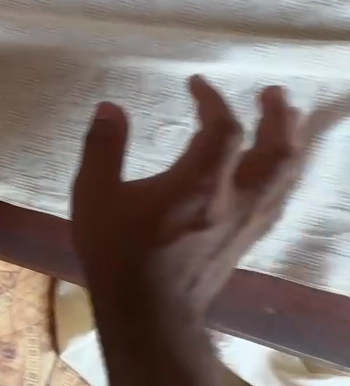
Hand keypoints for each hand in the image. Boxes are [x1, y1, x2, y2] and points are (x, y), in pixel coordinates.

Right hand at [71, 75, 308, 323]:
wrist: (148, 303)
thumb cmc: (114, 244)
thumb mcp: (93, 192)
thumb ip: (103, 147)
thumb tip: (111, 107)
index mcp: (198, 184)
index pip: (222, 131)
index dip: (214, 101)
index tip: (196, 82)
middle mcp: (235, 199)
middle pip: (276, 152)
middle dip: (278, 119)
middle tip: (273, 93)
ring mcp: (249, 220)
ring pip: (287, 175)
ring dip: (291, 143)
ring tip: (288, 121)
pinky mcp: (249, 235)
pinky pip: (281, 194)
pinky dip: (284, 170)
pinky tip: (276, 167)